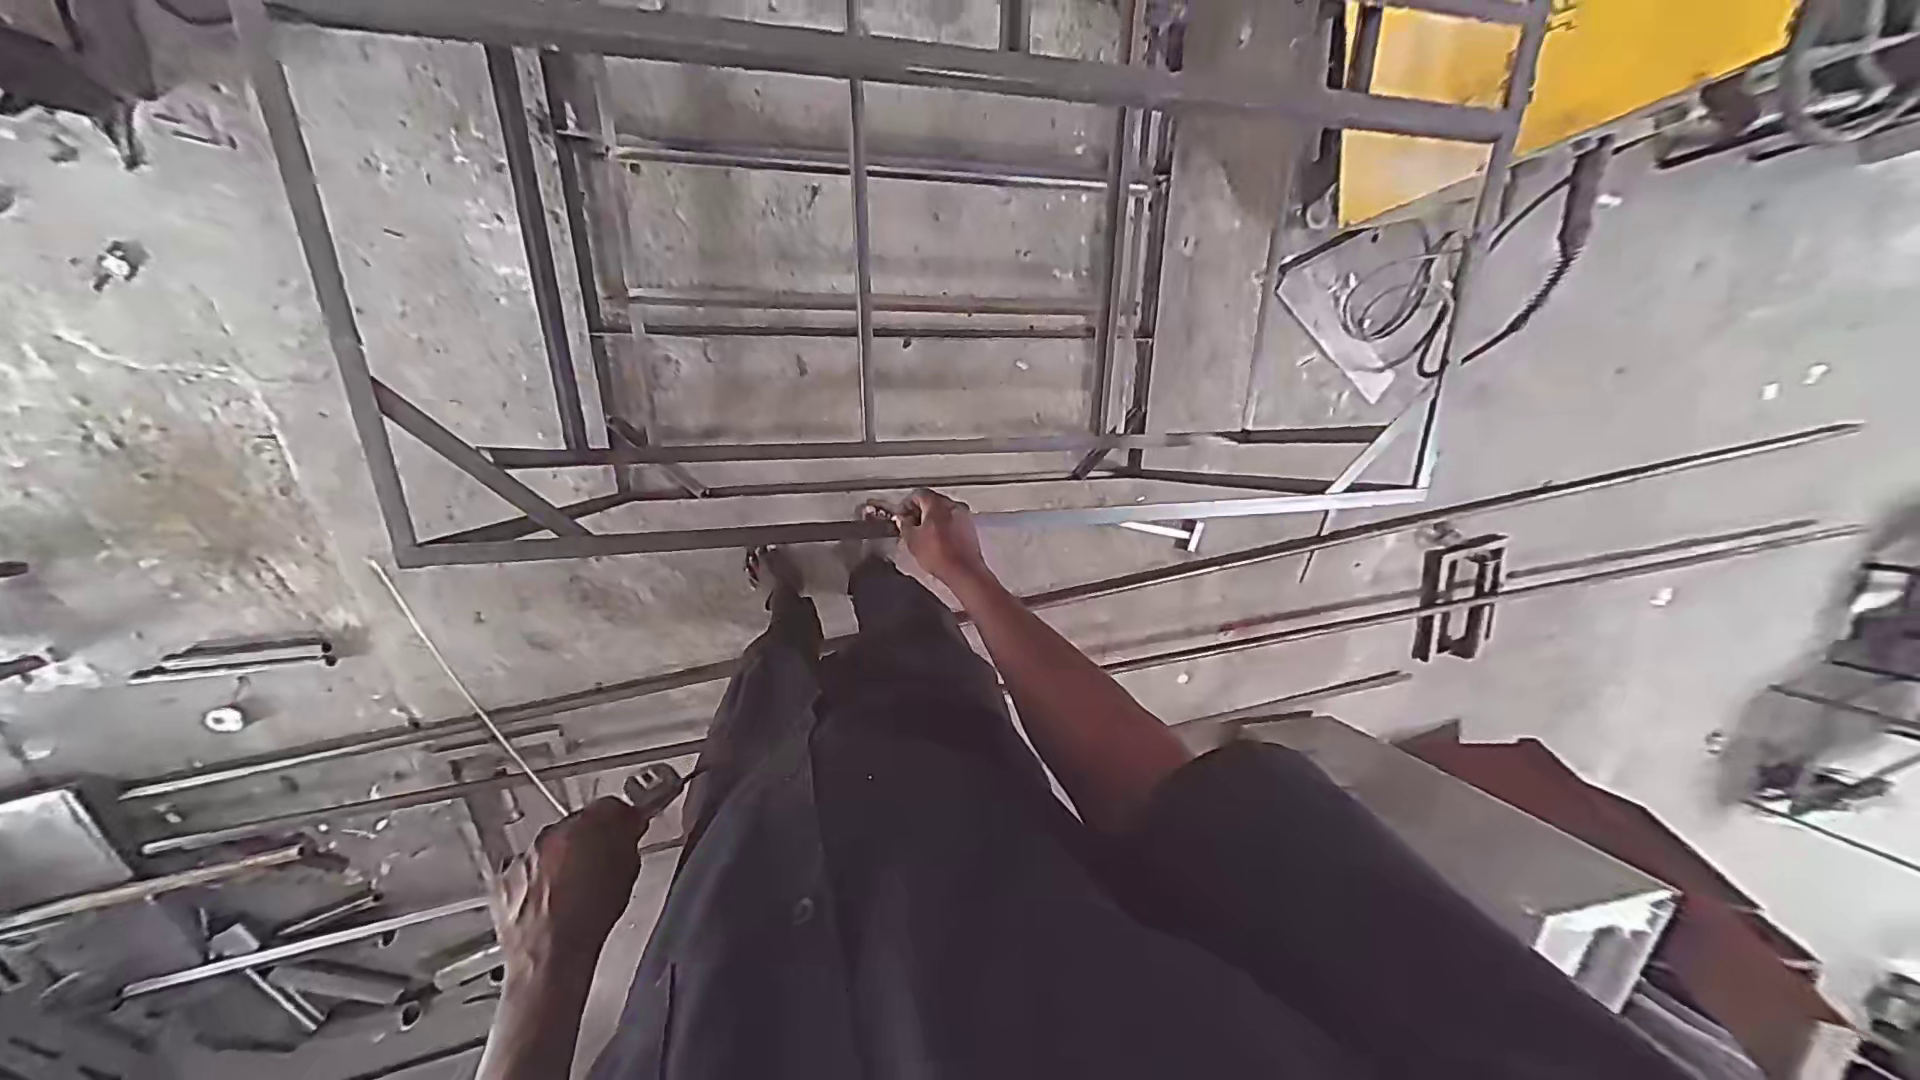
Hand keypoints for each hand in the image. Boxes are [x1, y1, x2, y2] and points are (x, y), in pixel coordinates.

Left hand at [494, 797, 649, 973]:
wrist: (550, 957)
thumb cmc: (589, 917)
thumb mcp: (627, 870)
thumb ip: (628, 839)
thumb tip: (628, 826)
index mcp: (587, 825)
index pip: (610, 805)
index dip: (621, 818)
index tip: (626, 826)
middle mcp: (553, 834)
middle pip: (579, 822)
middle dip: (591, 836)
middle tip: (603, 858)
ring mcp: (527, 856)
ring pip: (553, 845)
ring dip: (565, 856)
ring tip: (577, 884)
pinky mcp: (506, 879)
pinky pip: (529, 868)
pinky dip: (540, 877)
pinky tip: (554, 897)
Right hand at [892, 488, 994, 590]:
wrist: (963, 571)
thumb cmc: (940, 556)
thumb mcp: (912, 540)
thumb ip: (904, 524)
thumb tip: (903, 520)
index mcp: (937, 504)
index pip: (918, 493)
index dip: (906, 504)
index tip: (901, 514)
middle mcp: (953, 506)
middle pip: (932, 501)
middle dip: (919, 511)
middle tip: (909, 523)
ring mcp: (964, 516)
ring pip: (944, 511)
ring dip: (932, 519)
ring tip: (922, 535)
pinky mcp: (970, 528)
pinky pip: (953, 521)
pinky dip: (944, 526)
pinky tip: (937, 541)